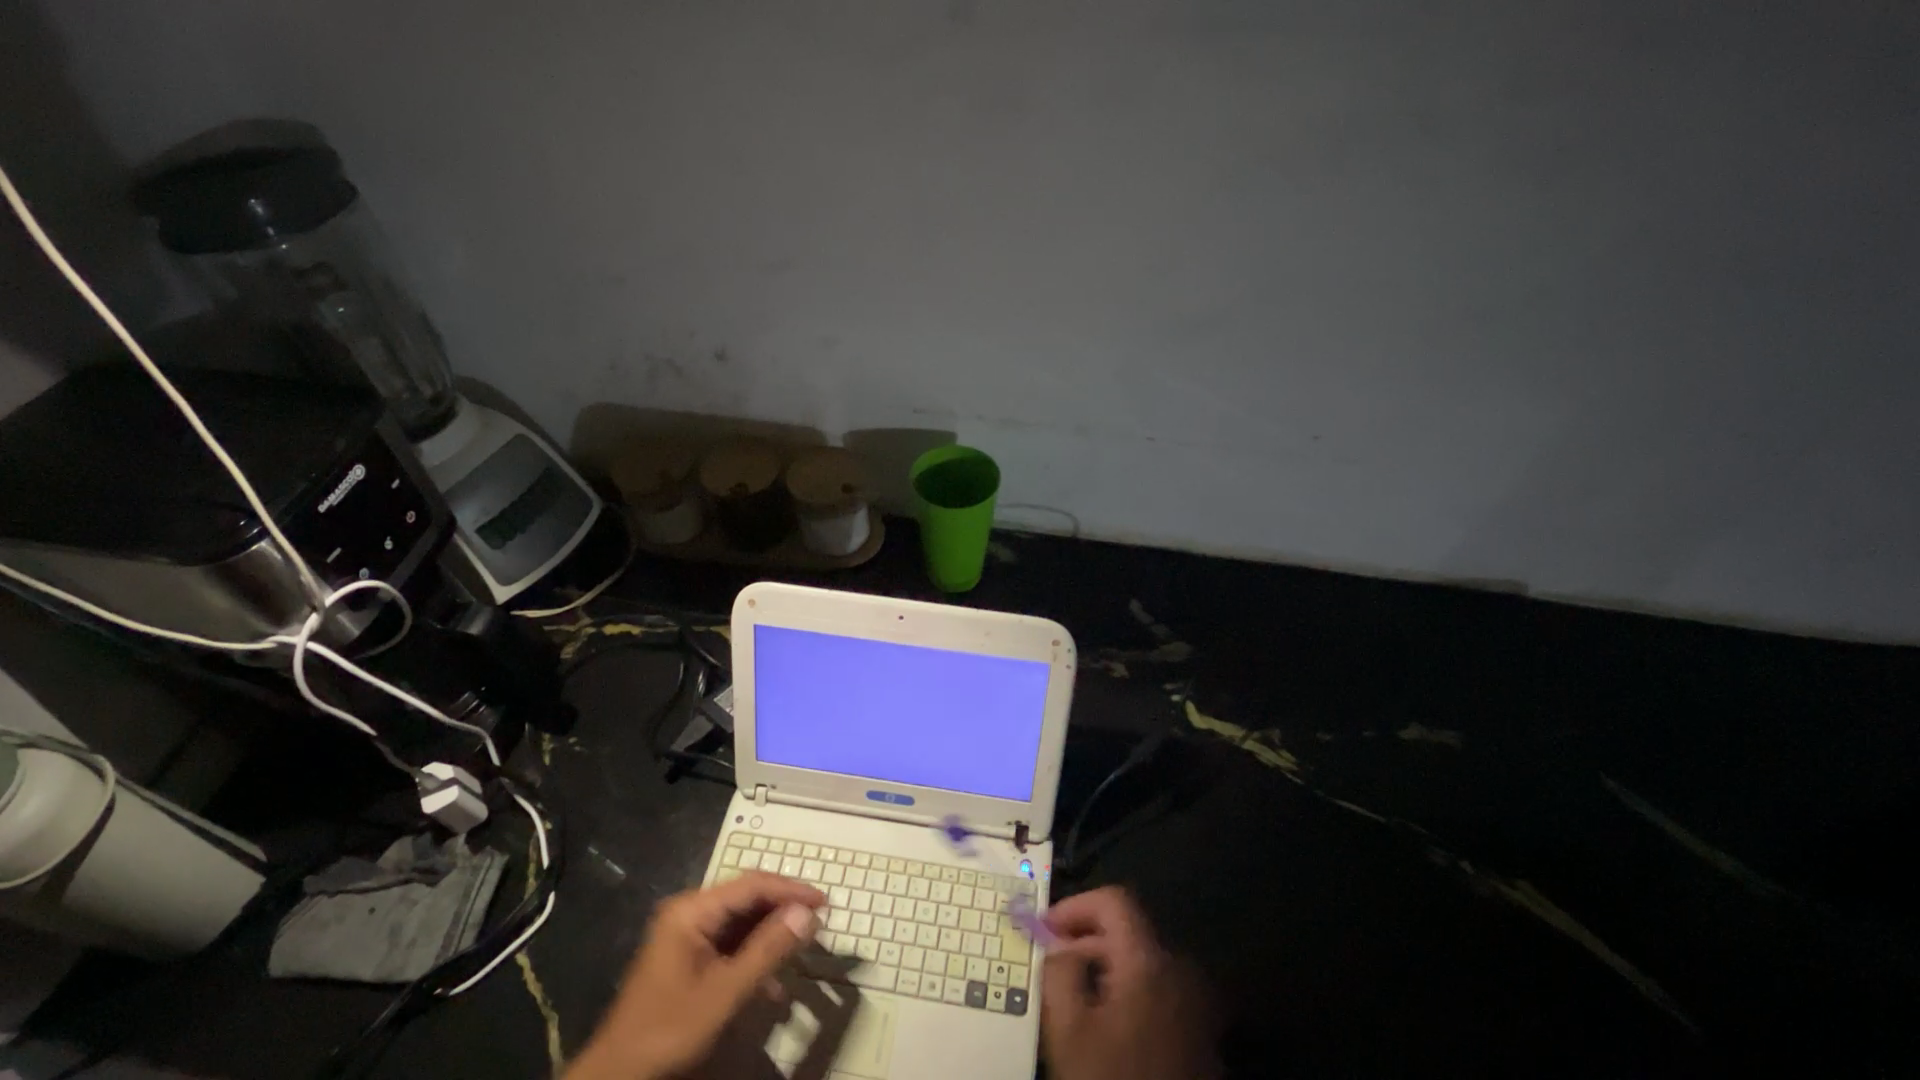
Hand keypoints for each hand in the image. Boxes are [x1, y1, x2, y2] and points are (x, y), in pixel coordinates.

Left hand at [567, 872, 824, 1079]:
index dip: (791, 890)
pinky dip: (753, 959)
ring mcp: (686, 937)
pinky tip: (772, 988)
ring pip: (741, 924)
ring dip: (770, 938)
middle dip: (783, 912)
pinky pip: (729, 946)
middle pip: (747, 900)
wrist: (620, 1074)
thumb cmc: (671, 1028)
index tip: (825, 902)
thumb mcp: (726, 991)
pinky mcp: (688, 960)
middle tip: (819, 924)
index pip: (752, 885)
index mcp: (692, 911)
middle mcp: (689, 914)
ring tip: (801, 952)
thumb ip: (768, 950)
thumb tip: (807, 913)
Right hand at [1040, 887, 1217, 1079]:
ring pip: (1141, 962)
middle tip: (1050, 968)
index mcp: (1151, 961)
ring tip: (1073, 1001)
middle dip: (1084, 941)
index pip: (1113, 901)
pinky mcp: (1200, 1028)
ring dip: (1104, 968)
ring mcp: (1195, 1000)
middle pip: (1128, 931)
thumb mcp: (1067, 1029)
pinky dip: (1128, 990)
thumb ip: (1058, 971)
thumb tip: (1058, 943)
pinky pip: (1158, 989)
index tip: (1043, 932)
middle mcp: (1181, 970)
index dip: (1073, 907)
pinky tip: (1106, 1024)